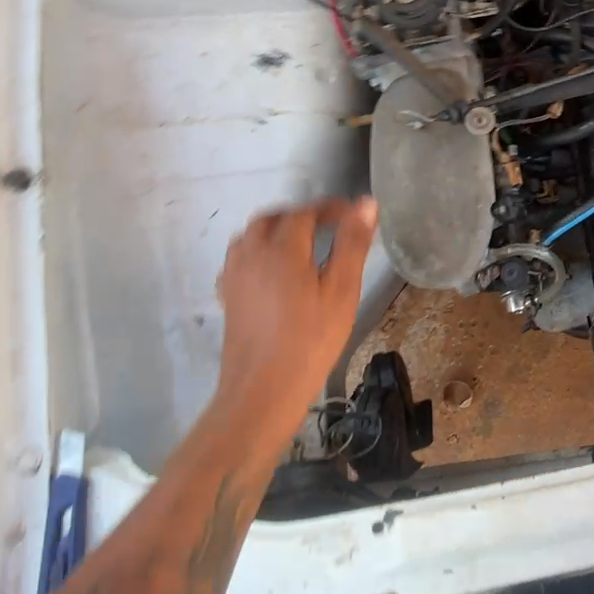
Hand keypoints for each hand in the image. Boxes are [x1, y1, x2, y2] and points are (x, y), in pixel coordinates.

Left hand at [214, 197, 378, 418]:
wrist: (264, 390)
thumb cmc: (311, 340)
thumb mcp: (342, 290)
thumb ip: (352, 244)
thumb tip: (365, 203)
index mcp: (282, 250)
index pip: (305, 213)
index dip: (330, 209)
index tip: (353, 215)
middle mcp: (252, 256)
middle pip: (271, 219)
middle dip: (300, 215)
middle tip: (329, 226)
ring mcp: (235, 277)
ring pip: (250, 237)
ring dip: (275, 230)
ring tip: (303, 245)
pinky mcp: (228, 298)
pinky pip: (238, 260)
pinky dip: (257, 252)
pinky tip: (274, 271)